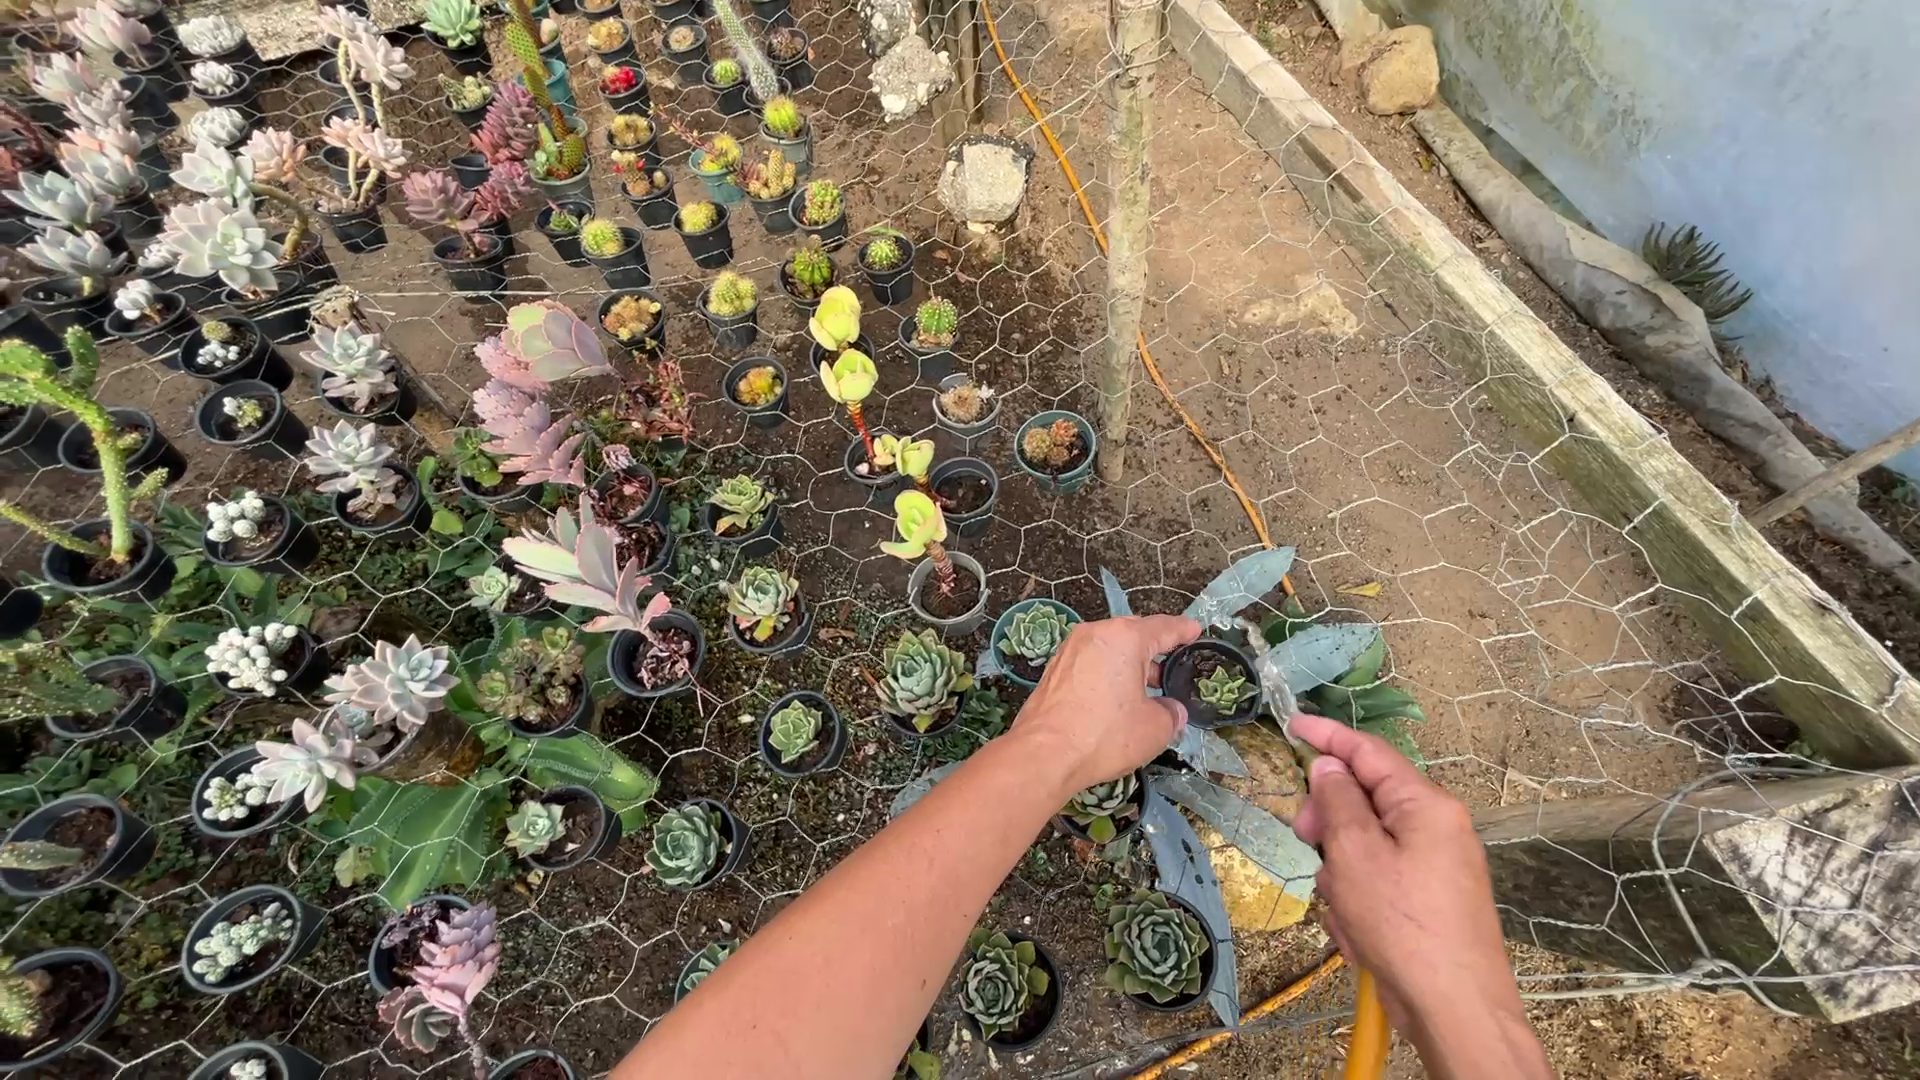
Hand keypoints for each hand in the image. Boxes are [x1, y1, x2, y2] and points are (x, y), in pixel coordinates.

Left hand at [1011, 614, 1199, 796]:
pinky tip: (1118, 695)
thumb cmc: (1104, 735)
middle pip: (1133, 633)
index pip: (1163, 627)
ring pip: (1110, 647)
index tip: (1195, 630)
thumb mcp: (1155, 727)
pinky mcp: (1055, 668)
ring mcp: (1071, 649)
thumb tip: (1172, 710)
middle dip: (1155, 647)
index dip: (1183, 630)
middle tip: (1173, 665)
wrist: (1044, 753)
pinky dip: (1109, 671)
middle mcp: (1095, 633)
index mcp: (1124, 637)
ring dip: (1130, 662)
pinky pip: (1092, 660)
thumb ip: (1171, 712)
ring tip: (1149, 686)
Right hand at [1289, 713, 1543, 1078]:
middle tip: (1303, 835)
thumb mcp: (1354, 851)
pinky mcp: (1428, 897)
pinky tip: (1356, 927)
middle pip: (1364, 796)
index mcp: (1425, 805)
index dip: (1327, 734)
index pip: (1368, 751)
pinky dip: (1357, 892)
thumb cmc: (1401, 923)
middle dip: (1328, 814)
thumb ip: (1337, 798)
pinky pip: (1378, 874)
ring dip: (1340, 863)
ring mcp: (1435, 864)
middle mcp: (1436, 826)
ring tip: (1340, 901)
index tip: (1291, 722)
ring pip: (1365, 839)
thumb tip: (1328, 765)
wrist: (1456, 1012)